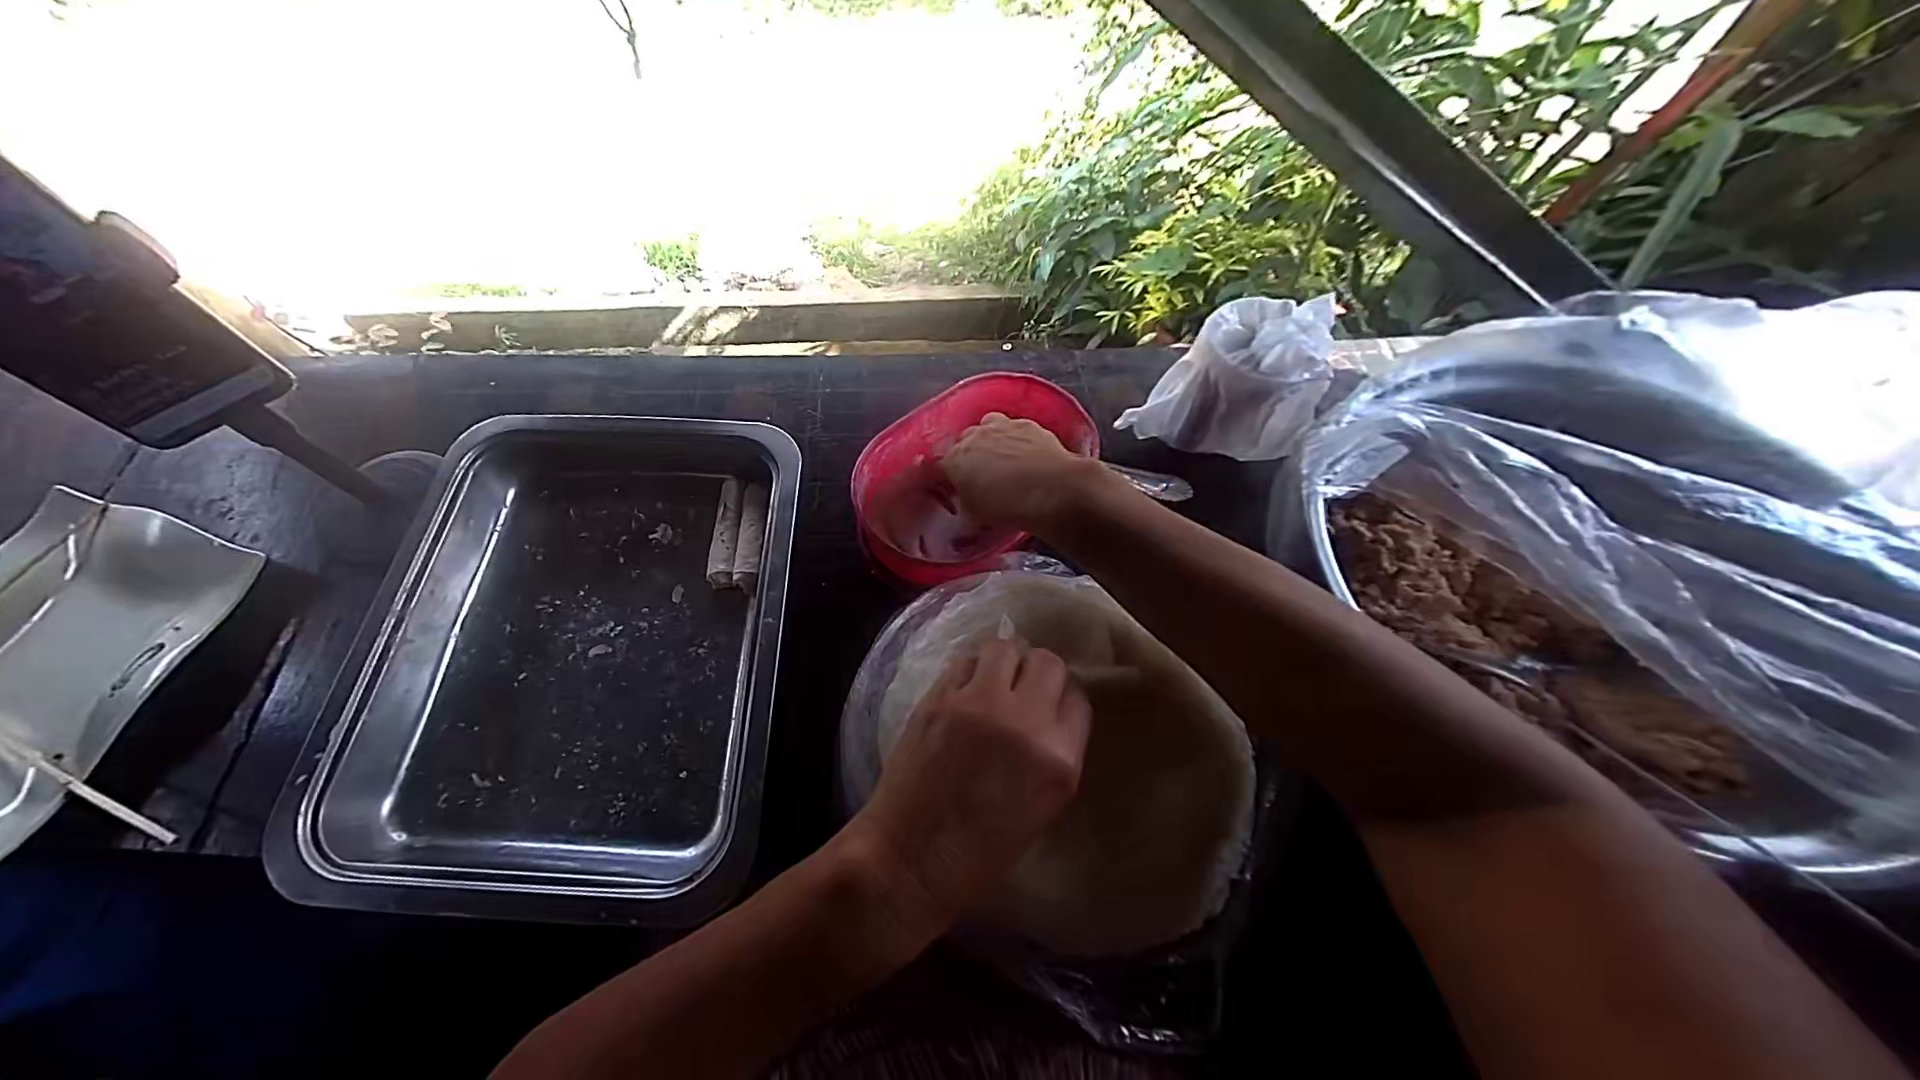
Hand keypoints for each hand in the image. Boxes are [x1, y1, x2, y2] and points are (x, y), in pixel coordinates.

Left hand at [854, 638, 1092, 931]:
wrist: (911, 858)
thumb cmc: (981, 849)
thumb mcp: (1044, 805)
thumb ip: (1054, 752)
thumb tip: (1048, 710)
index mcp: (1059, 761)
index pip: (1078, 699)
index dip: (1062, 698)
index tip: (1048, 705)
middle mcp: (1026, 723)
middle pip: (1048, 663)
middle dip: (1038, 673)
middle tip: (1021, 689)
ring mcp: (979, 706)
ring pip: (1005, 648)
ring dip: (1003, 662)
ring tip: (992, 682)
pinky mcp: (939, 699)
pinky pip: (965, 660)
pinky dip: (970, 669)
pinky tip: (964, 690)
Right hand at [941, 412, 1118, 532]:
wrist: (1053, 491)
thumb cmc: (1009, 507)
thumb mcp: (977, 515)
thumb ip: (965, 503)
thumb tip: (967, 501)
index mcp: (954, 461)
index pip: (940, 466)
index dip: (947, 477)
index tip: (953, 487)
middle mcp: (974, 437)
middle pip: (964, 441)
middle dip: (969, 455)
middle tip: (979, 475)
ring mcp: (1002, 426)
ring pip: (988, 426)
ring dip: (991, 439)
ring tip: (1002, 458)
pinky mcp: (1028, 424)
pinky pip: (1015, 428)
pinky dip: (1016, 438)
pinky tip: (1025, 453)